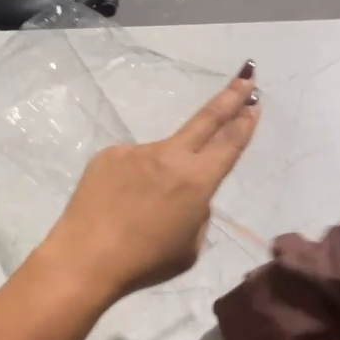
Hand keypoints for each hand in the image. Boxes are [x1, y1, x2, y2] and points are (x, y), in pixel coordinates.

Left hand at [36, 65, 260, 301]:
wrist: (85, 259)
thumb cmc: (145, 262)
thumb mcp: (190, 246)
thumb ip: (197, 211)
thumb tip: (188, 191)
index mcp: (197, 181)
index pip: (229, 144)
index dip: (244, 123)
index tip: (254, 103)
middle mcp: (170, 157)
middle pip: (206, 119)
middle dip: (230, 97)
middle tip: (246, 77)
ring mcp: (137, 151)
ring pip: (161, 157)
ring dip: (161, 175)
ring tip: (143, 210)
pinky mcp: (110, 155)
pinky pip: (132, 165)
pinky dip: (133, 182)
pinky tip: (119, 206)